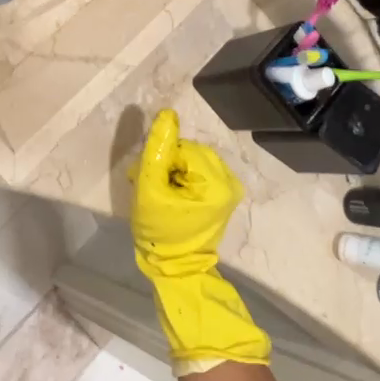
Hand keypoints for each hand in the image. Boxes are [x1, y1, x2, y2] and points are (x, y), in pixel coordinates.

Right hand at [133, 109, 245, 279]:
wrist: (174, 266)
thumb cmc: (160, 231)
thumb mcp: (149, 188)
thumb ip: (157, 150)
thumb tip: (168, 114)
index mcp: (217, 183)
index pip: (184, 150)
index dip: (163, 163)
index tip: (153, 185)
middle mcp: (231, 181)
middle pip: (192, 153)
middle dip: (170, 165)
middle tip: (154, 188)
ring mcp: (230, 189)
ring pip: (195, 160)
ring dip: (175, 170)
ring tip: (163, 193)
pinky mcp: (225, 194)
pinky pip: (201, 171)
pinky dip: (184, 178)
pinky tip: (174, 195)